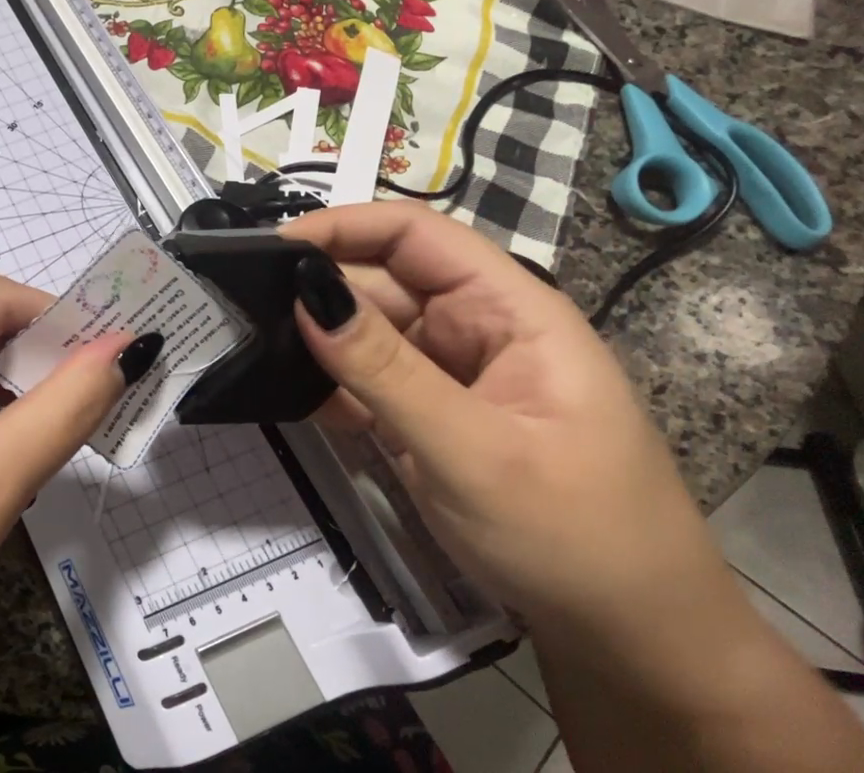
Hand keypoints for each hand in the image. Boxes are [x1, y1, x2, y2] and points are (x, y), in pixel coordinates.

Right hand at [280, 202, 730, 635]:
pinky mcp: (426, 418)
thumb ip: (384, 370)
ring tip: (245, 345)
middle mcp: (475, 331)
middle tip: (235, 306)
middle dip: (313, 288)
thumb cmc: (573, 533)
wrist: (628, 636)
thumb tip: (305, 293)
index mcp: (510, 311)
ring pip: (364, 334)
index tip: (269, 248)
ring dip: (312, 340)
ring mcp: (448, 377)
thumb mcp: (472, 450)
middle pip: (380, 282)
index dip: (343, 227)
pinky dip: (326, 386)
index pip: (416, 236)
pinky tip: (283, 394)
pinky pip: (364, 383)